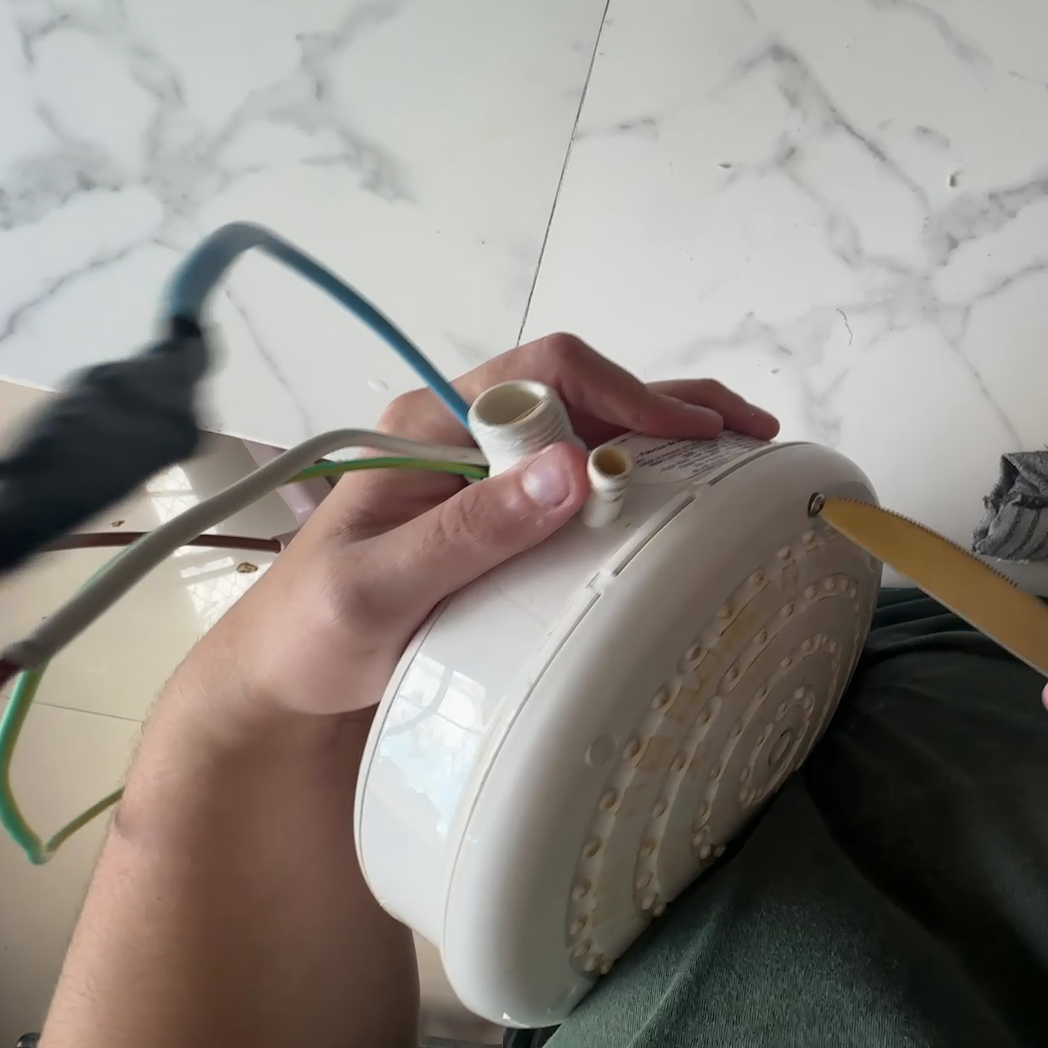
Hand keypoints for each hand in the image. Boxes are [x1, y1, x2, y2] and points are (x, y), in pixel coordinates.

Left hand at [201, 333, 778, 721]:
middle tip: (749, 430)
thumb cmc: (320, 632)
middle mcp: (479, 432)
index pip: (549, 372)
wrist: (299, 676)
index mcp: (438, 424)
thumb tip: (575, 468)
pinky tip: (696, 488)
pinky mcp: (523, 506)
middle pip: (592, 388)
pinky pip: (600, 472)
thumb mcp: (381, 586)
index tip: (692, 433)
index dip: (627, 392)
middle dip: (677, 401)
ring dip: (679, 429)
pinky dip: (658, 471)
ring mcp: (504, 468)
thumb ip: (470, 530)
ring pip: (604, 426)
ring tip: (745, 447)